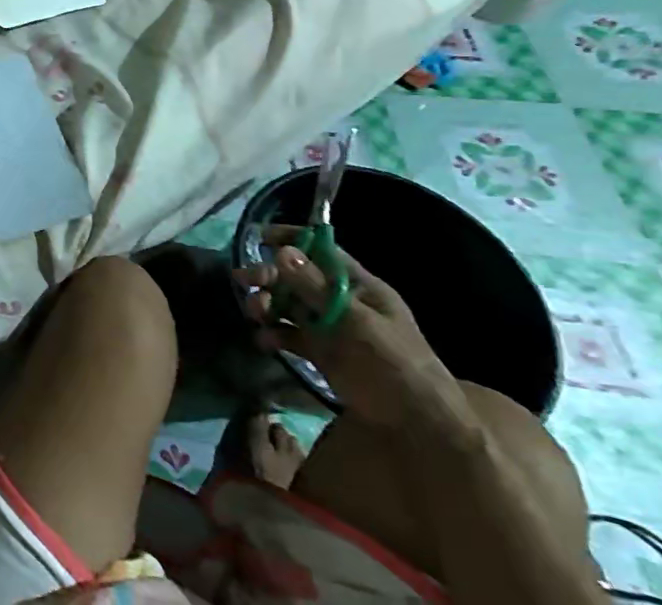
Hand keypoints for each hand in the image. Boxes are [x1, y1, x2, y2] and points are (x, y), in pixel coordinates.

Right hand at [236, 228, 478, 441]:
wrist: (416, 424)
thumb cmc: (393, 363)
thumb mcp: (356, 322)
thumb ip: (316, 288)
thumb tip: (282, 251)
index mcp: (357, 286)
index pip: (321, 251)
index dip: (292, 240)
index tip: (259, 236)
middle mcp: (340, 302)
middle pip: (298, 279)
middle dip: (270, 276)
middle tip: (244, 280)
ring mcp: (331, 329)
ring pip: (291, 307)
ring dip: (269, 305)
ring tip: (254, 312)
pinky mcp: (322, 355)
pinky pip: (292, 336)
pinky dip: (275, 335)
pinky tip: (264, 341)